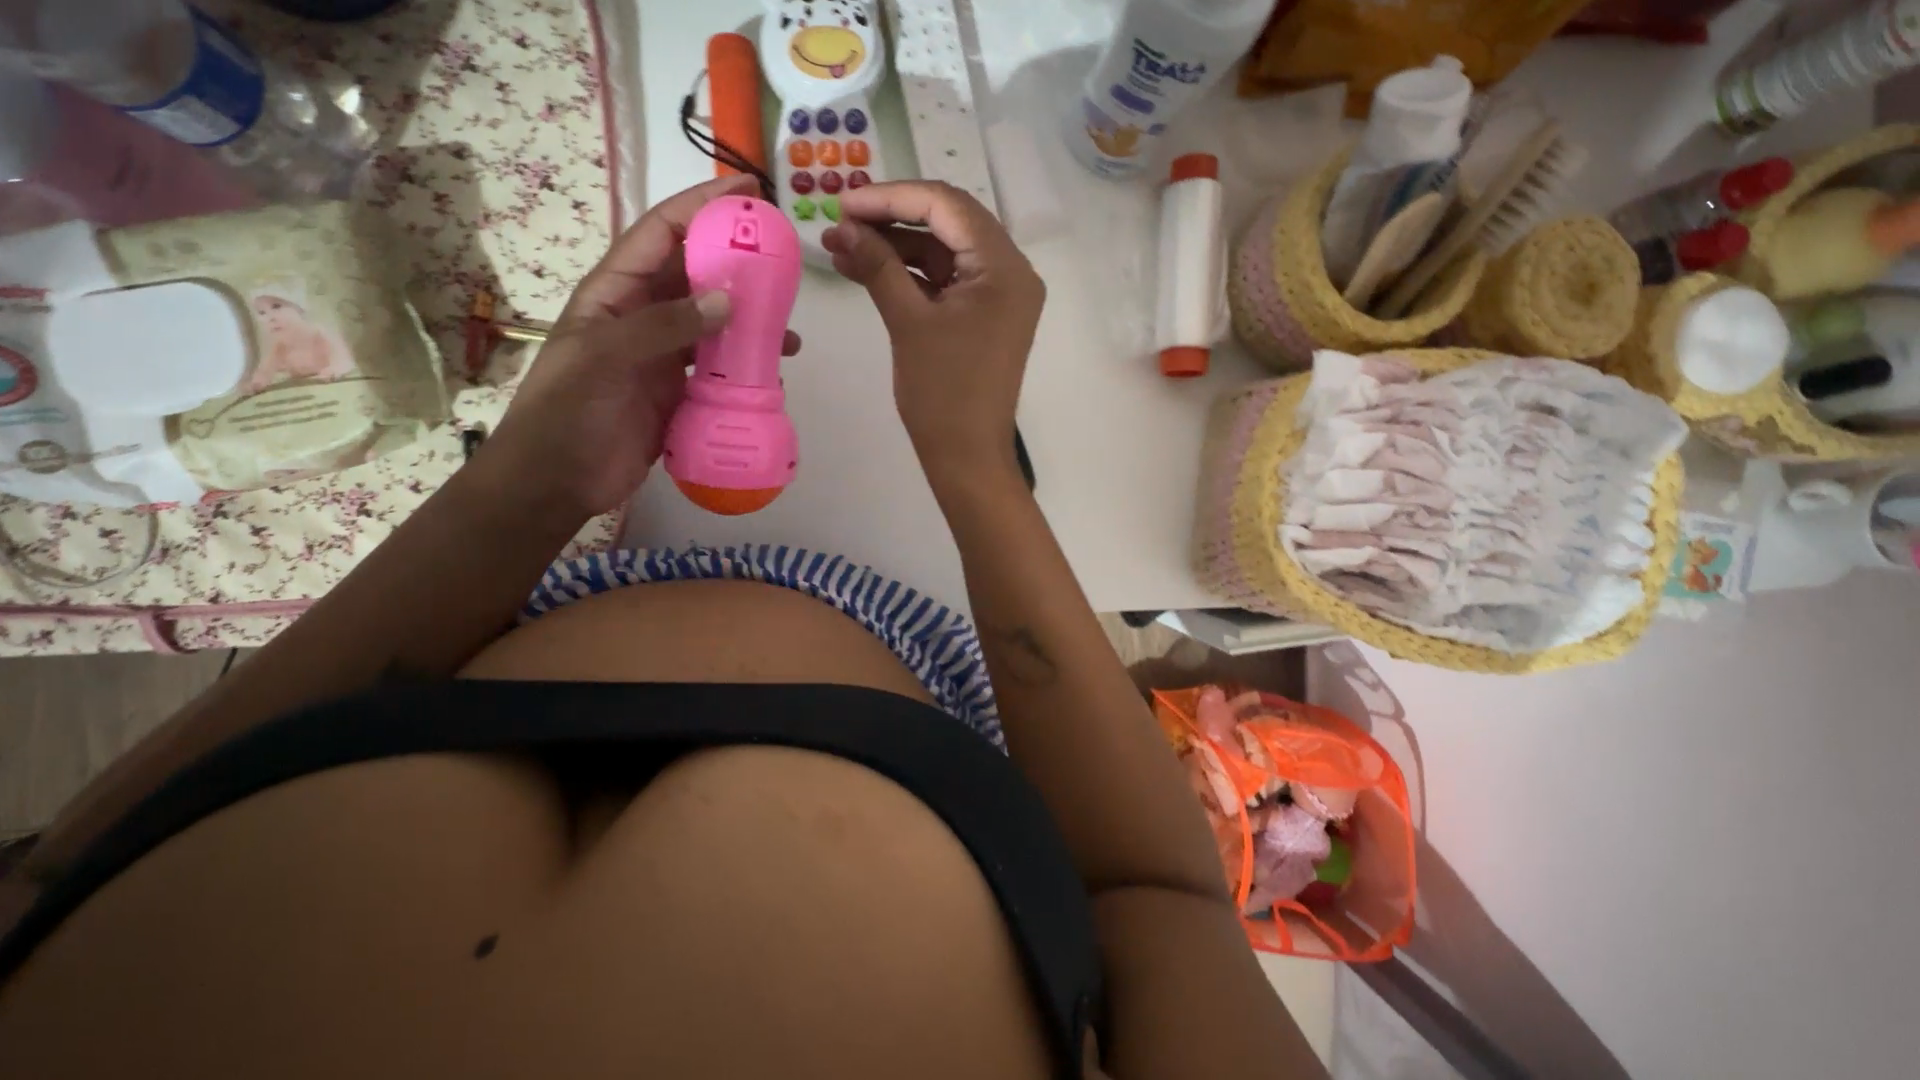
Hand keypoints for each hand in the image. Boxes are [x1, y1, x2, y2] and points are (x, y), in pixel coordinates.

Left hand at [481, 174, 800, 520]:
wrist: (557, 481)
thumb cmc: (567, 412)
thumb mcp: (605, 357)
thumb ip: (664, 326)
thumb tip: (727, 299)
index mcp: (613, 292)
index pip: (661, 233)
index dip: (701, 206)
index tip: (747, 190)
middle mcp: (640, 314)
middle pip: (694, 271)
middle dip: (735, 257)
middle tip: (783, 253)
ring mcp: (661, 354)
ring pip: (712, 319)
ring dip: (748, 314)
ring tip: (787, 318)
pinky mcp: (678, 390)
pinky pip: (719, 364)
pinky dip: (746, 360)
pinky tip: (774, 365)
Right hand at [822, 181, 1043, 479]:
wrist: (967, 456)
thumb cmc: (942, 393)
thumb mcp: (908, 322)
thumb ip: (878, 266)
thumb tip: (842, 227)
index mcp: (1004, 267)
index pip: (947, 206)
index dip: (892, 197)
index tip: (844, 203)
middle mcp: (1011, 271)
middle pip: (948, 221)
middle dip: (892, 218)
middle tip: (841, 221)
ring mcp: (999, 294)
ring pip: (943, 250)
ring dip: (895, 246)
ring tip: (840, 247)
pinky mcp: (984, 314)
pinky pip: (945, 278)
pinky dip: (909, 273)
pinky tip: (864, 268)